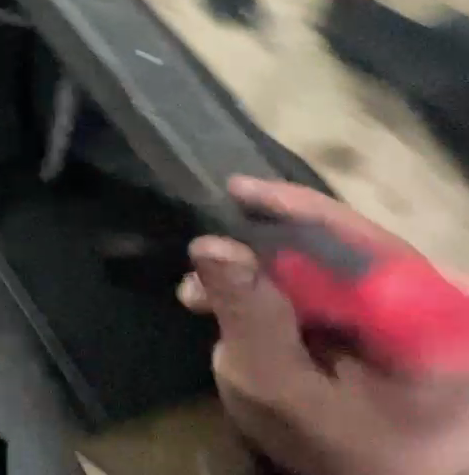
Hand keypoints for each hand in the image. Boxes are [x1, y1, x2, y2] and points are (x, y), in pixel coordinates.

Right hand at [179, 177, 468, 474]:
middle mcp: (440, 315)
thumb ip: (248, 313)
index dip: (299, 212)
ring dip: (260, 272)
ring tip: (201, 296)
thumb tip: (212, 243)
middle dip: (263, 246)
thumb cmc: (334, 450)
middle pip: (346, 249)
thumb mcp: (274, 385)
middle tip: (202, 256)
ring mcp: (426, 325)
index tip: (235, 192)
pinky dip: (278, 290)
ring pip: (333, 266)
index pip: (367, 244)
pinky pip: (336, 286)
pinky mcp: (403, 332)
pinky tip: (233, 308)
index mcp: (433, 328)